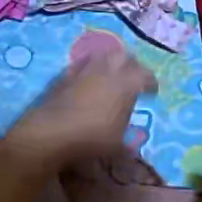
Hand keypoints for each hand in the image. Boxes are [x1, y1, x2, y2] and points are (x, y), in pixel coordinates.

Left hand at [2, 48, 157, 166]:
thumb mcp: (116, 145)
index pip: (146, 76)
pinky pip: (83, 64)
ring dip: (110, 62)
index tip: (151, 92)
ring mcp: (86, 69)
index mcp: (127, 84)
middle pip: (125, 57)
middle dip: (132, 66)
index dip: (151, 83)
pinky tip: (87, 80)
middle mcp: (109, 70)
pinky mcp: (66, 73)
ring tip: (111, 75)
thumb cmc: (91, 138)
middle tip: (133, 78)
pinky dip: (89, 69)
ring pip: (103, 55)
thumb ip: (127, 142)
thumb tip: (131, 146)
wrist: (50, 132)